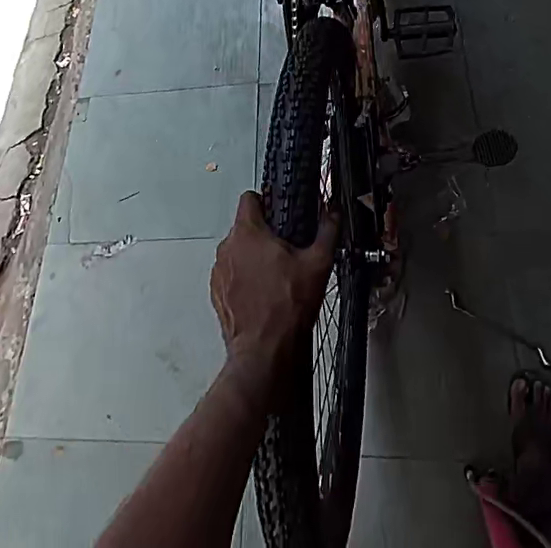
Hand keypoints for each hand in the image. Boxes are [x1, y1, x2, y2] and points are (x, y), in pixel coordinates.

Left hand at [210, 192, 337, 381]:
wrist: (264, 352)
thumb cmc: (287, 308)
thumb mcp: (317, 264)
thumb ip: (327, 231)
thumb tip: (333, 213)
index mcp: (247, 232)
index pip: (249, 198)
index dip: (266, 201)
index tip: (279, 212)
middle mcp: (227, 248)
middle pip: (245, 226)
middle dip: (264, 234)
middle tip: (286, 250)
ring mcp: (219, 271)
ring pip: (238, 251)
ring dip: (253, 257)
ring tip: (276, 276)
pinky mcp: (217, 292)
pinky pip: (231, 274)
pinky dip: (244, 278)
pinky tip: (264, 293)